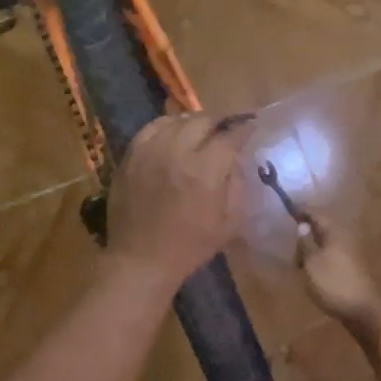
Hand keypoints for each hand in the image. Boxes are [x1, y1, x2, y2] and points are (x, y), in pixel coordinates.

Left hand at [107, 113, 253, 282]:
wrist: (140, 260)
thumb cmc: (189, 247)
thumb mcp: (229, 222)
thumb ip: (237, 185)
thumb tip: (237, 158)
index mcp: (204, 171)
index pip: (229, 136)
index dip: (243, 128)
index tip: (250, 126)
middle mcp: (176, 152)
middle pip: (203, 120)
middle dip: (219, 122)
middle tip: (225, 131)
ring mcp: (149, 151)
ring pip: (176, 120)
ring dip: (193, 123)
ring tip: (199, 132)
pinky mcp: (130, 156)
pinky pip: (151, 128)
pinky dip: (167, 126)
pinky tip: (172, 135)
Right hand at [296, 219, 380, 325]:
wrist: (362, 310)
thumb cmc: (333, 283)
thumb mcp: (311, 263)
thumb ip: (305, 243)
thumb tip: (303, 226)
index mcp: (335, 231)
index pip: (316, 213)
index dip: (302, 210)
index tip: (289, 208)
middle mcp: (345, 236)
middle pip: (322, 227)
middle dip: (306, 232)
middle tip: (292, 245)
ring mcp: (350, 251)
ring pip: (326, 242)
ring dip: (312, 248)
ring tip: (299, 262)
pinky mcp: (352, 266)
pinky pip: (332, 254)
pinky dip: (320, 257)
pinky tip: (312, 270)